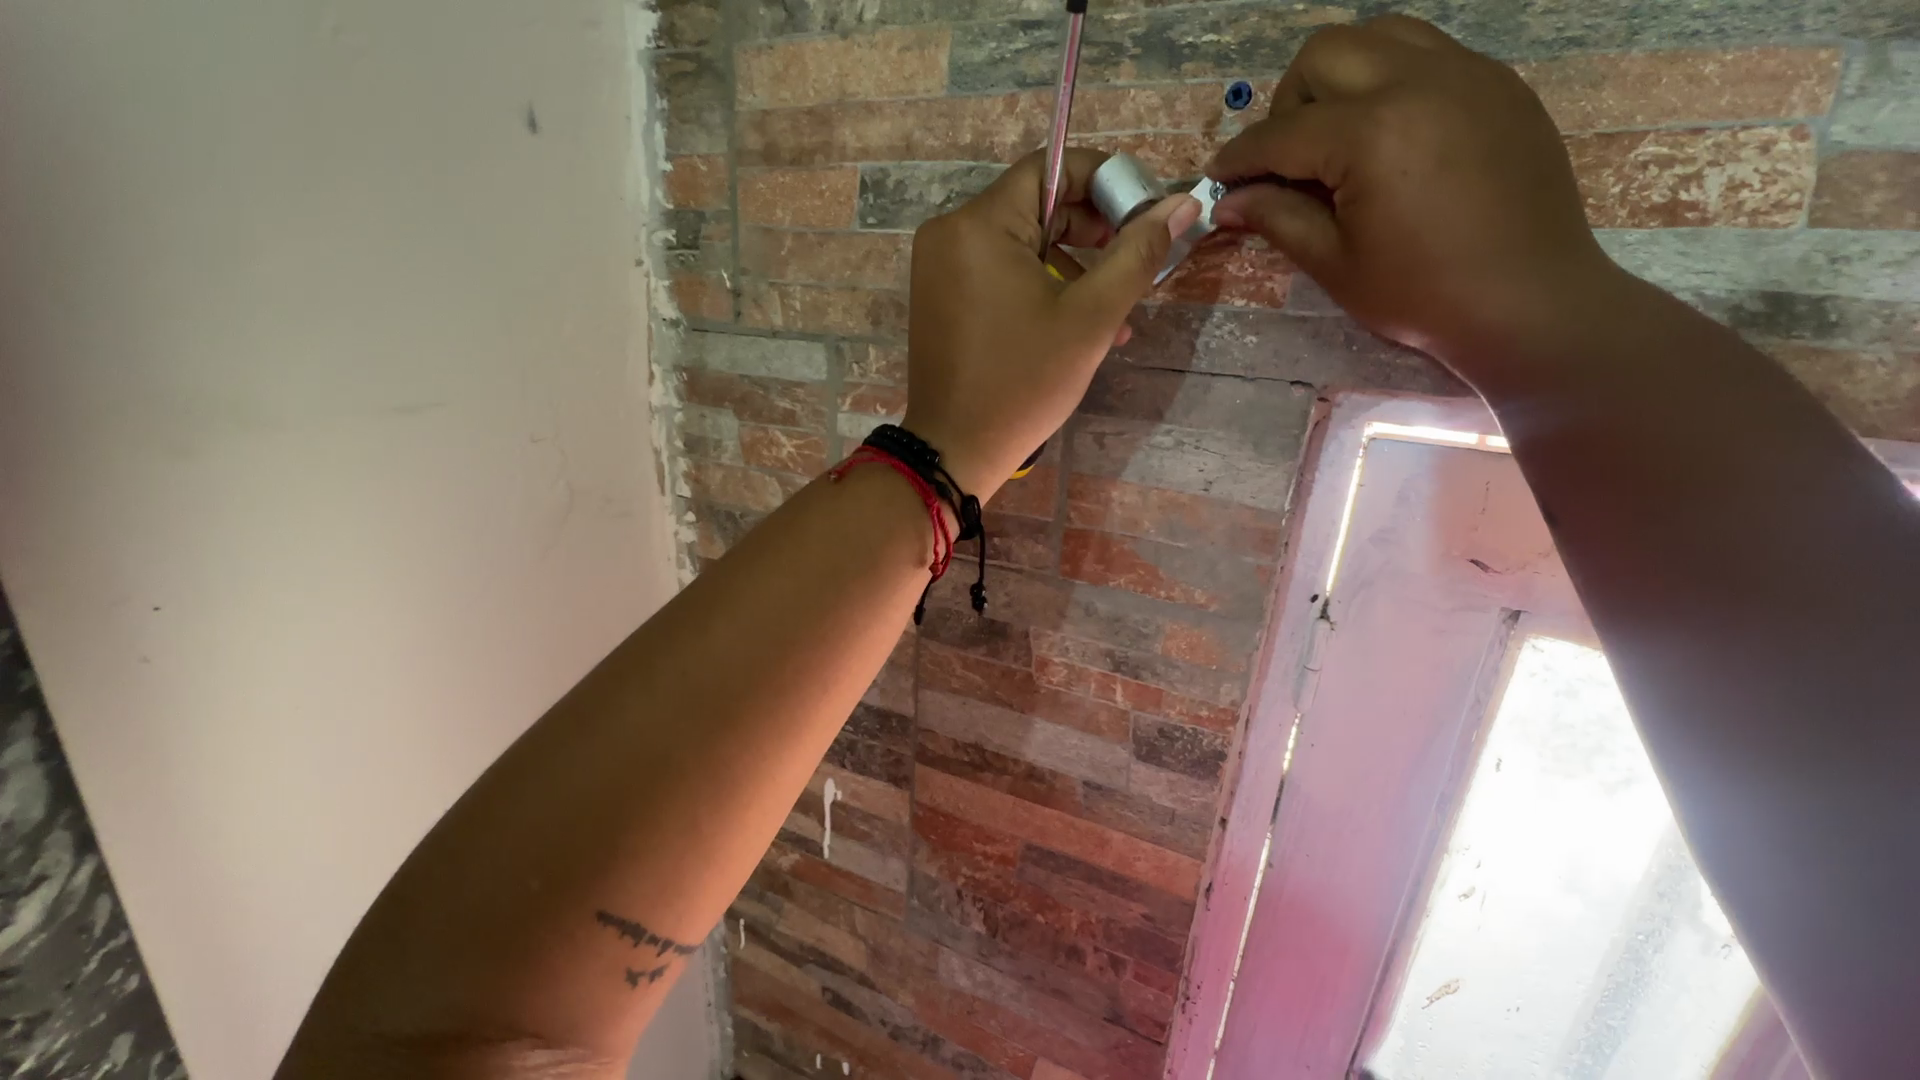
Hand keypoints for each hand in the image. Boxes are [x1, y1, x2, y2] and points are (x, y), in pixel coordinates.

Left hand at [901, 148, 1199, 499]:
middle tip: (1133, 261)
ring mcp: (939, 267)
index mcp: (980, 224)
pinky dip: (1037, 287)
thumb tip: (1181, 204)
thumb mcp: (1090, 317)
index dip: (1103, 181)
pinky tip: (1076, 324)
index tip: (1142, 212)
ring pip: (1019, 243)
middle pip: (1034, 205)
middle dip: (1090, 230)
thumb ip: (1136, 252)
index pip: (1050, 168)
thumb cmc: (1024, 382)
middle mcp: (950, 232)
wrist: (956, 450)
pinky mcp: (940, 297)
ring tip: (1114, 310)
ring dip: (1071, 266)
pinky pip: (997, 273)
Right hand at [1207, 16, 1624, 391]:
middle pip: (1324, 54)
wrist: (1531, 300)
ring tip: (1338, 137)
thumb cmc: (1422, 295)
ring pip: (1379, 36)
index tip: (1218, 180)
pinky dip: (1391, 81)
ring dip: (1341, 77)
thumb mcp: (1335, 264)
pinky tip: (1391, 138)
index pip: (1280, 133)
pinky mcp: (1497, 84)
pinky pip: (1428, 54)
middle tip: (1287, 160)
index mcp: (1371, 133)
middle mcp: (1418, 81)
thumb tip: (1228, 200)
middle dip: (1288, 103)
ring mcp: (1466, 74)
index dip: (1239, 159)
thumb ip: (1277, 218)